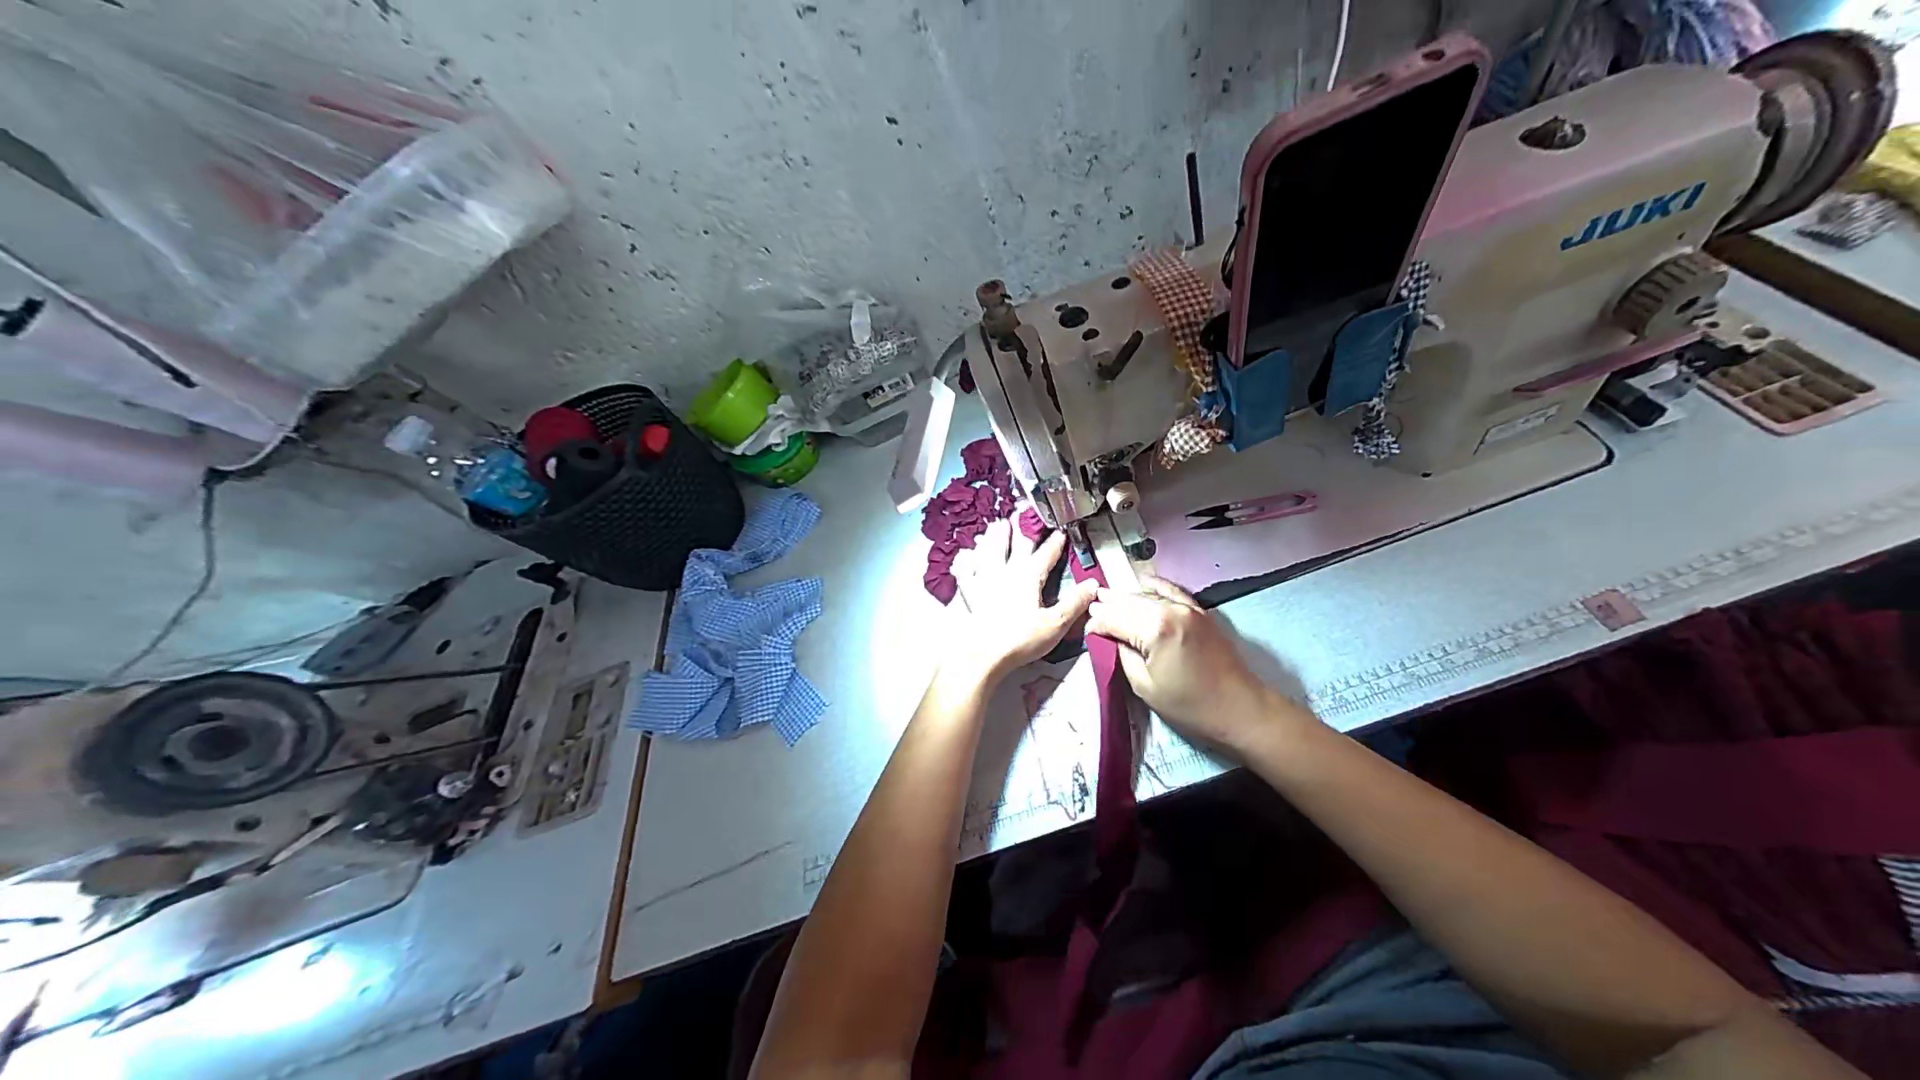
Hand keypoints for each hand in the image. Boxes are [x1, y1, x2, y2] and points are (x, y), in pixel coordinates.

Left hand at [948, 517, 1097, 681]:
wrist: (983, 655)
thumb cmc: (1020, 640)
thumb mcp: (1055, 623)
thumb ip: (1075, 603)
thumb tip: (1093, 585)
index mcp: (1028, 577)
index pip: (1045, 554)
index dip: (1054, 543)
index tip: (1060, 532)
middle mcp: (1005, 573)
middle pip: (1014, 545)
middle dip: (1021, 529)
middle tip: (1021, 513)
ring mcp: (984, 581)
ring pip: (989, 552)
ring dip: (993, 538)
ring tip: (995, 526)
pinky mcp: (969, 594)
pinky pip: (965, 573)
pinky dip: (964, 563)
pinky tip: (962, 557)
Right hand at [1086, 575, 1313, 755]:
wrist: (1240, 709)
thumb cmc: (1189, 705)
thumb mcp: (1144, 685)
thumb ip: (1122, 654)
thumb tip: (1108, 636)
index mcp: (1154, 629)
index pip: (1113, 618)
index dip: (1096, 623)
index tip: (1087, 632)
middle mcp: (1170, 610)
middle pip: (1129, 601)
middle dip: (1108, 605)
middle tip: (1091, 608)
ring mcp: (1188, 607)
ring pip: (1148, 594)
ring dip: (1127, 596)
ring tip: (1107, 597)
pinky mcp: (1200, 611)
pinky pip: (1173, 590)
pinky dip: (1156, 586)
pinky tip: (1143, 582)